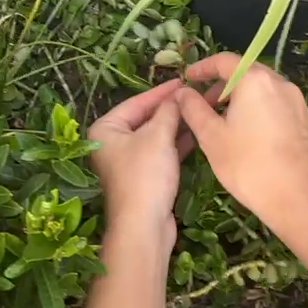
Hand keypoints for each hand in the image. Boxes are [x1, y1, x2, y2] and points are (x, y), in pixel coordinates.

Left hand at [88, 80, 191, 244]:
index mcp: (106, 128)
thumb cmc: (145, 175)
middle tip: (197, 95)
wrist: (144, 227)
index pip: (136, 102)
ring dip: (177, 125)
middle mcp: (112, 143)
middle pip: (146, 118)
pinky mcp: (143, 177)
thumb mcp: (158, 137)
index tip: (184, 80)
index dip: (161, 91)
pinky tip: (197, 133)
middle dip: (172, 109)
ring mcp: (127, 161)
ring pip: (155, 136)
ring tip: (202, 110)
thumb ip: (169, 112)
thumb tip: (179, 95)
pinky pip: (161, 153)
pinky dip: (177, 144)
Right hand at [172, 54, 307, 229]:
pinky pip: (276, 105)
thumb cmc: (248, 166)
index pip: (224, 61)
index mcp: (255, 81)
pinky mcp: (307, 121)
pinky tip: (249, 136)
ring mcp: (297, 102)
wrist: (300, 201)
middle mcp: (280, 84)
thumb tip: (183, 92)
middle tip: (203, 105)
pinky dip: (257, 110)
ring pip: (262, 90)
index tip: (188, 79)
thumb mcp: (211, 137)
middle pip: (245, 72)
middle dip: (221, 85)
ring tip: (223, 122)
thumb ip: (193, 108)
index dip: (202, 68)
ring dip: (239, 98)